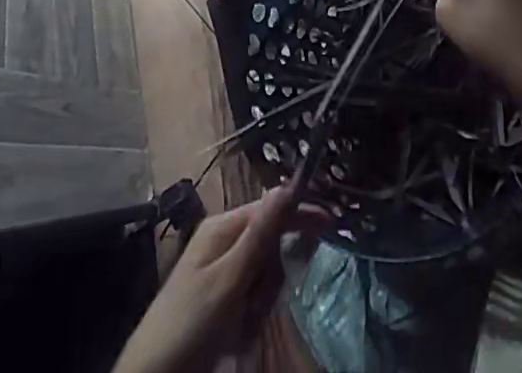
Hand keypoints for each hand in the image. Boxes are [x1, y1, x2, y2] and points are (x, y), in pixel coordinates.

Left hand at [113, 185, 317, 372]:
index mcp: (223, 228)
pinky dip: (250, 318)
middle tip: (255, 302)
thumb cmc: (191, 322)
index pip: (271, 209)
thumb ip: (261, 234)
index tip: (330, 222)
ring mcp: (223, 272)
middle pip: (271, 245)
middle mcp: (224, 243)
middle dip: (271, 276)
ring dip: (260, 302)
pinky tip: (234, 336)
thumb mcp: (230, 278)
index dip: (299, 214)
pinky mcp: (223, 299)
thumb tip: (286, 186)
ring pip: (266, 276)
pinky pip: (254, 298)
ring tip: (239, 324)